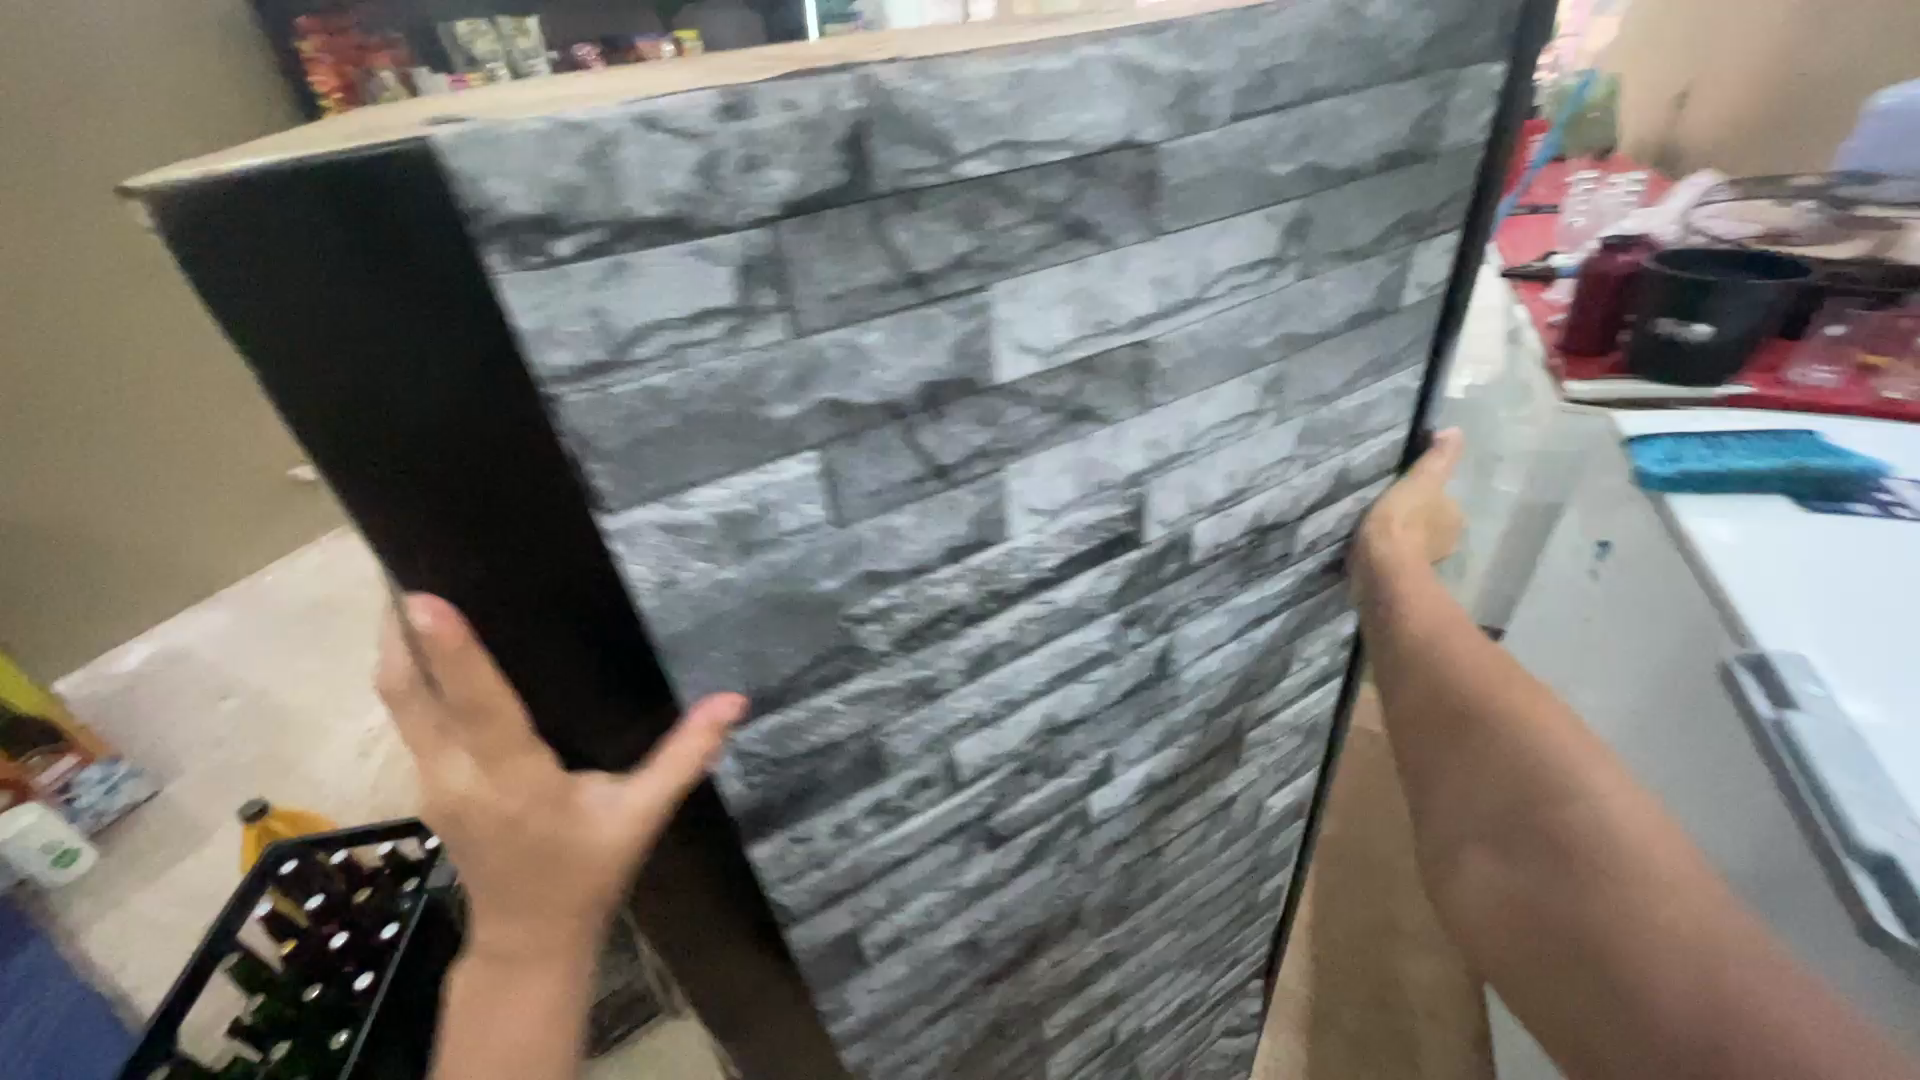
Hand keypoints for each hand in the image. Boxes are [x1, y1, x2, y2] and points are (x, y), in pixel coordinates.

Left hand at [375, 594, 746, 959]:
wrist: (528, 939)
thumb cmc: (589, 872)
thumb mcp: (643, 815)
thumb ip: (687, 755)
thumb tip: (734, 700)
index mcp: (516, 783)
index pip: (480, 709)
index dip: (453, 655)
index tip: (423, 599)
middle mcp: (459, 778)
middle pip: (408, 695)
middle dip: (398, 630)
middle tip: (404, 563)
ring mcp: (430, 784)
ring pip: (398, 704)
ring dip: (397, 647)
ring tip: (405, 587)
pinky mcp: (425, 786)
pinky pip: (408, 719)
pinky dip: (411, 675)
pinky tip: (427, 646)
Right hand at [1351, 427, 1463, 600]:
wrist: (1381, 569)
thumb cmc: (1402, 521)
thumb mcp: (1421, 480)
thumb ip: (1438, 458)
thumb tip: (1454, 431)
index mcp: (1454, 517)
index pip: (1442, 500)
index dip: (1425, 494)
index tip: (1402, 491)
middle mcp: (1446, 541)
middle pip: (1429, 522)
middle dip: (1413, 518)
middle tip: (1384, 509)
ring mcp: (1425, 563)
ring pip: (1413, 542)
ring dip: (1400, 538)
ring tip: (1373, 530)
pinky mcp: (1403, 579)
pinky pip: (1396, 560)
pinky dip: (1387, 555)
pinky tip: (1370, 550)